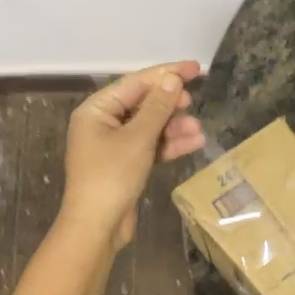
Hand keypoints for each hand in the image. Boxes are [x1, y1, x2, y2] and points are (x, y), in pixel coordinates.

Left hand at [60, 61, 205, 248]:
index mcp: (96, 110)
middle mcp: (102, 123)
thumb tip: (172, 79)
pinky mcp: (126, 165)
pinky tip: (193, 143)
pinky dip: (169, 145)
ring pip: (150, 126)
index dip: (166, 74)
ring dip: (174, 127)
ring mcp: (114, 145)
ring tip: (197, 130)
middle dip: (170, 104)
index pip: (135, 82)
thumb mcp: (137, 138)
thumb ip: (157, 107)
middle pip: (143, 103)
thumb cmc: (111, 177)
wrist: (97, 226)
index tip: (195, 68)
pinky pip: (150, 146)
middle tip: (193, 103)